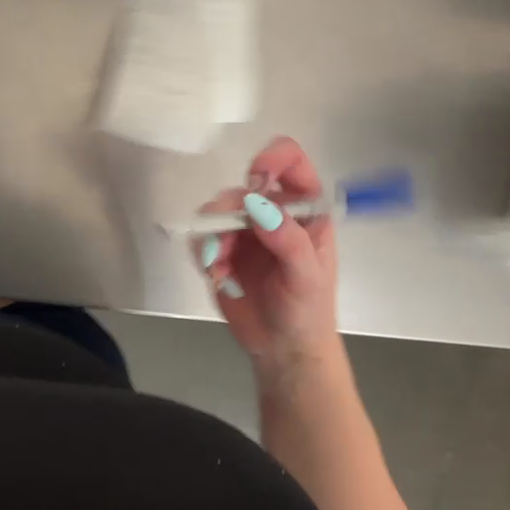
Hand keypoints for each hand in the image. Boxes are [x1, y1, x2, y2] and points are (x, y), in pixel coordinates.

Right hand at [191, 136, 340, 366]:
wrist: (282, 349)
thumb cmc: (308, 311)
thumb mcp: (308, 276)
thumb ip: (288, 240)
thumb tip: (257, 206)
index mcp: (305, 210)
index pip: (290, 162)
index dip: (272, 160)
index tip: (255, 181)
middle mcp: (272, 213)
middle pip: (242, 188)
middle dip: (230, 213)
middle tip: (226, 242)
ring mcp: (244, 231)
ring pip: (215, 212)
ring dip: (214, 238)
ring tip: (222, 268)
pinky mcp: (221, 251)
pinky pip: (201, 238)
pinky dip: (205, 256)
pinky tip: (219, 277)